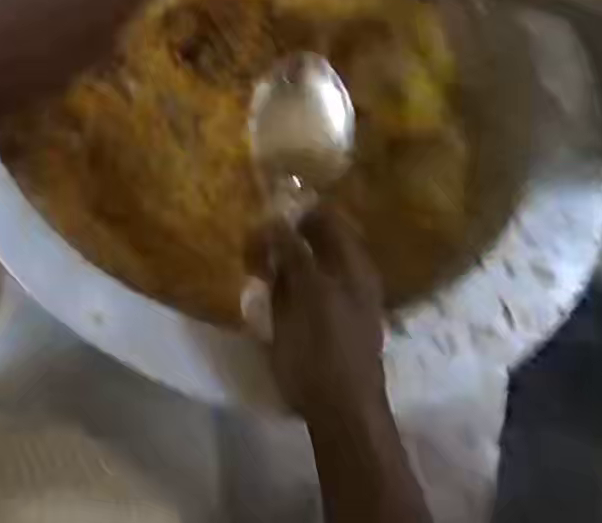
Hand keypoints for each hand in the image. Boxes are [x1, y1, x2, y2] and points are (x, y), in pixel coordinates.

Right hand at [253, 206, 389, 421]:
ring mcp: (328, 296)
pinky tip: (255, 274)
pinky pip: (289, 282)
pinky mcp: (310, 317)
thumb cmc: (326, 347)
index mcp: (353, 265)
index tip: (268, 191)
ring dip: (276, 250)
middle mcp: (345, 275)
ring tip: (249, 246)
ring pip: (300, 259)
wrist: (338, 409)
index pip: (327, 218)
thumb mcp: (310, 293)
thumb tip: (276, 218)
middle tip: (251, 219)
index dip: (301, 204)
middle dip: (283, 225)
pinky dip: (274, 273)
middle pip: (313, 236)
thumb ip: (294, 253)